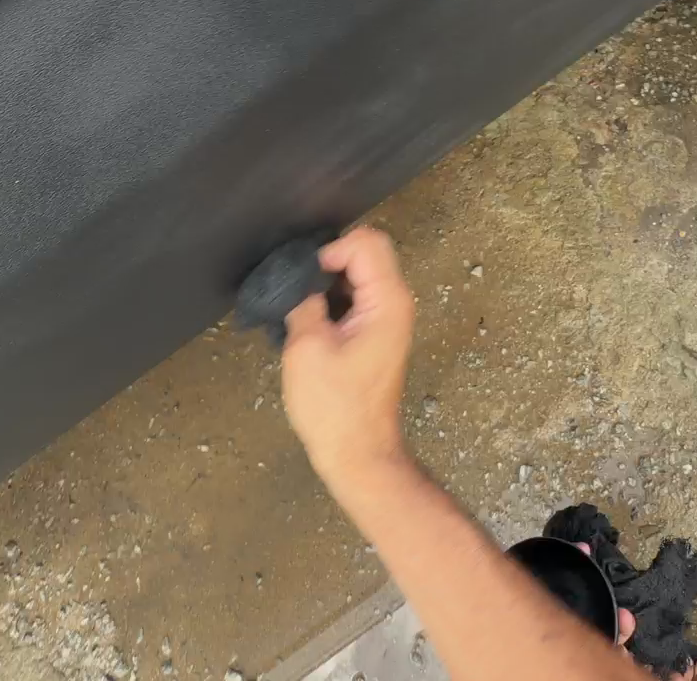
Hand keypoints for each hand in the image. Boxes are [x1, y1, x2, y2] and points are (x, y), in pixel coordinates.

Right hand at [281, 227, 416, 492]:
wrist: (358, 452)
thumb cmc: (335, 407)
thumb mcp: (307, 347)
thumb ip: (305, 301)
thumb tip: (301, 280)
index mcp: (387, 301)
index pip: (366, 243)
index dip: (330, 250)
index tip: (304, 277)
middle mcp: (396, 302)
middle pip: (368, 252)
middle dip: (330, 259)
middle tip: (300, 287)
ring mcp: (390, 317)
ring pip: (361, 273)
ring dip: (330, 280)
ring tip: (300, 304)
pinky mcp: (378, 332)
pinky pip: (357, 295)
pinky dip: (334, 297)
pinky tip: (310, 318)